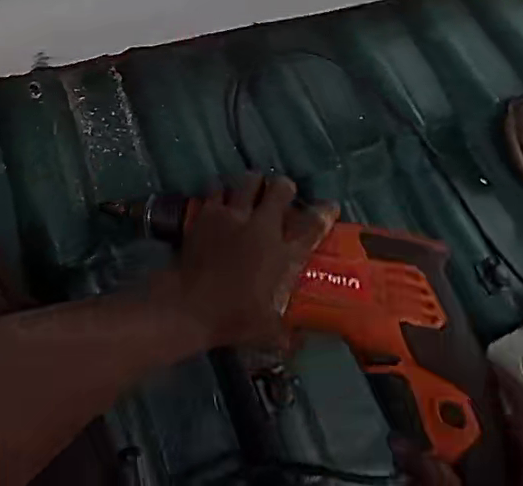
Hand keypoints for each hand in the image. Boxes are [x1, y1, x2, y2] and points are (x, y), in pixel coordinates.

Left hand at [168, 174, 336, 347]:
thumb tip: (300, 339)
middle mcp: (261, 228)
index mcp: (283, 255)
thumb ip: (289, 332)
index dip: (323, 213)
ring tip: (254, 184)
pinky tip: (223, 195)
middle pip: (279, 192)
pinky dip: (223, 190)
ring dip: (254, 182)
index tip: (329, 205)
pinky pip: (218, 189)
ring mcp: (233, 216)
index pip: (311, 227)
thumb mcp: (271, 332)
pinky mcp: (208, 212)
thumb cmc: (236, 318)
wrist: (193, 303)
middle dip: (284, 187)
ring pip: (248, 183)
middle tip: (283, 188)